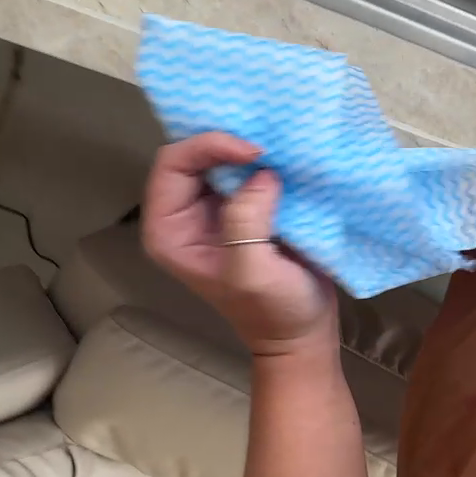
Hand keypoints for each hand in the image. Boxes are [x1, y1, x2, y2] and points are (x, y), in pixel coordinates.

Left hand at [141, 132, 337, 356]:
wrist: (304, 333)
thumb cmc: (273, 311)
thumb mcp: (252, 272)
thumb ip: (246, 222)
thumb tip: (263, 174)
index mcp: (171, 229)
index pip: (173, 166)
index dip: (209, 148)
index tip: (256, 153)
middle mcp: (188, 216)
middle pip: (195, 157)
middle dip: (228, 143)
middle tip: (271, 145)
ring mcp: (220, 214)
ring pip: (224, 162)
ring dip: (251, 152)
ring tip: (282, 146)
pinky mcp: (252, 213)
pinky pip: (251, 176)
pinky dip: (270, 164)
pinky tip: (291, 161)